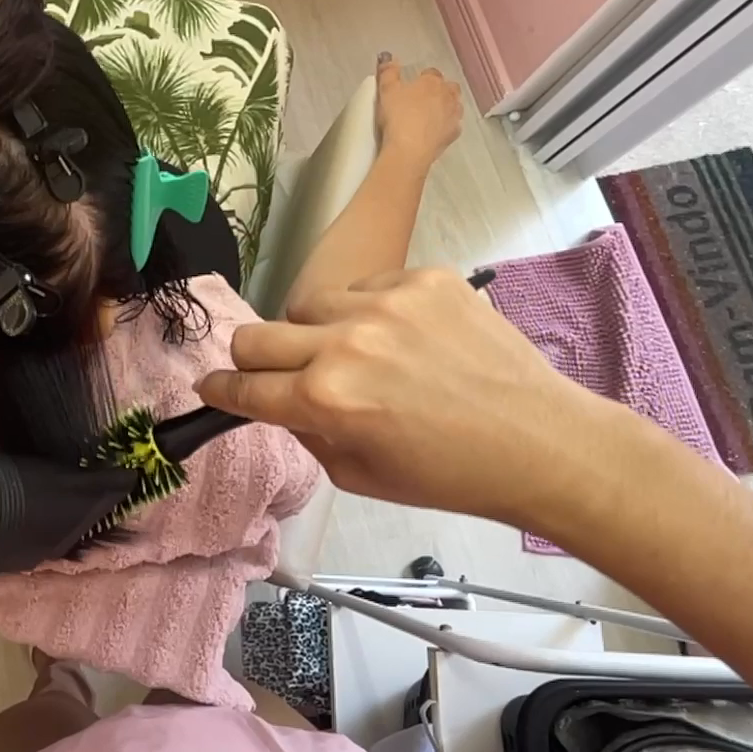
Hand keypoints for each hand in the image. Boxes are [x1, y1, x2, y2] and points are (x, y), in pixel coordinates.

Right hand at [196, 269, 649, 528]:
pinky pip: (364, 286)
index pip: (243, 387)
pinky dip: (368, 312)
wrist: (543, 442)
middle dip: (251, 359)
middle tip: (275, 372)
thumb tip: (277, 400)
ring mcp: (385, 303)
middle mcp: (345, 343)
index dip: (219, 390)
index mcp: (326, 399)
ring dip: (317, 332)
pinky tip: (403, 338)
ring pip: (308, 305)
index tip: (210, 386)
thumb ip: (304, 431)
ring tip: (359, 353)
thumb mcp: (354, 474)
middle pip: (253, 335)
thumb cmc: (446, 474)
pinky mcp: (423, 277)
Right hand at [373, 53, 462, 166]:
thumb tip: (387, 57)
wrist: (409, 150)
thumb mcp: (386, 92)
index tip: (411, 87)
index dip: (421, 79)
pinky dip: (445, 127)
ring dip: (445, 107)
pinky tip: (434, 133)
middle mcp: (448, 95)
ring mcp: (454, 115)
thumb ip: (387, 73)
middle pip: (449, 88)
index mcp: (432, 82)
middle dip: (439, 91)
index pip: (431, 73)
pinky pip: (452, 126)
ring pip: (454, 106)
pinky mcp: (454, 134)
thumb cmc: (397, 117)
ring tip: (429, 117)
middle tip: (422, 101)